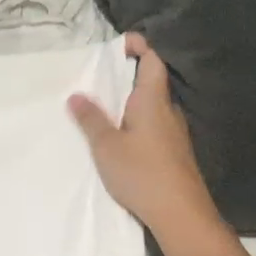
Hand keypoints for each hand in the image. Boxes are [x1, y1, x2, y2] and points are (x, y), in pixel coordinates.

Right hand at [67, 34, 220, 236]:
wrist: (179, 212)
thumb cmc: (141, 173)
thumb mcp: (106, 146)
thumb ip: (91, 119)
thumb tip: (76, 95)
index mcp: (153, 101)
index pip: (152, 60)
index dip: (139, 46)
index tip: (118, 44)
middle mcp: (167, 111)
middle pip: (151, 82)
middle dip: (127, 75)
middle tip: (98, 78)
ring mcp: (173, 132)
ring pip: (151, 106)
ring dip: (130, 101)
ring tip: (103, 108)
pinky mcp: (173, 151)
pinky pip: (152, 125)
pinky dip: (135, 121)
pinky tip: (119, 137)